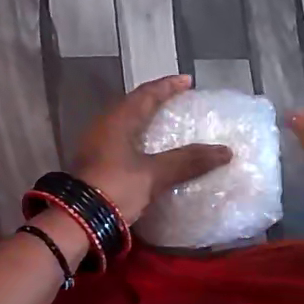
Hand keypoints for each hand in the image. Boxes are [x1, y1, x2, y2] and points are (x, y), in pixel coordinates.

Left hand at [70, 75, 233, 223]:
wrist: (78, 221)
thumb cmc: (116, 188)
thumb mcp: (154, 174)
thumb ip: (188, 161)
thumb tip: (225, 151)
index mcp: (117, 120)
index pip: (146, 94)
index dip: (167, 86)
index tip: (187, 81)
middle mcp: (102, 127)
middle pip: (132, 107)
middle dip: (154, 103)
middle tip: (175, 103)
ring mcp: (94, 148)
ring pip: (123, 126)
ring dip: (143, 124)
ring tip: (163, 127)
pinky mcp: (92, 167)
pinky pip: (119, 145)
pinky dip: (136, 143)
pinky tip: (146, 154)